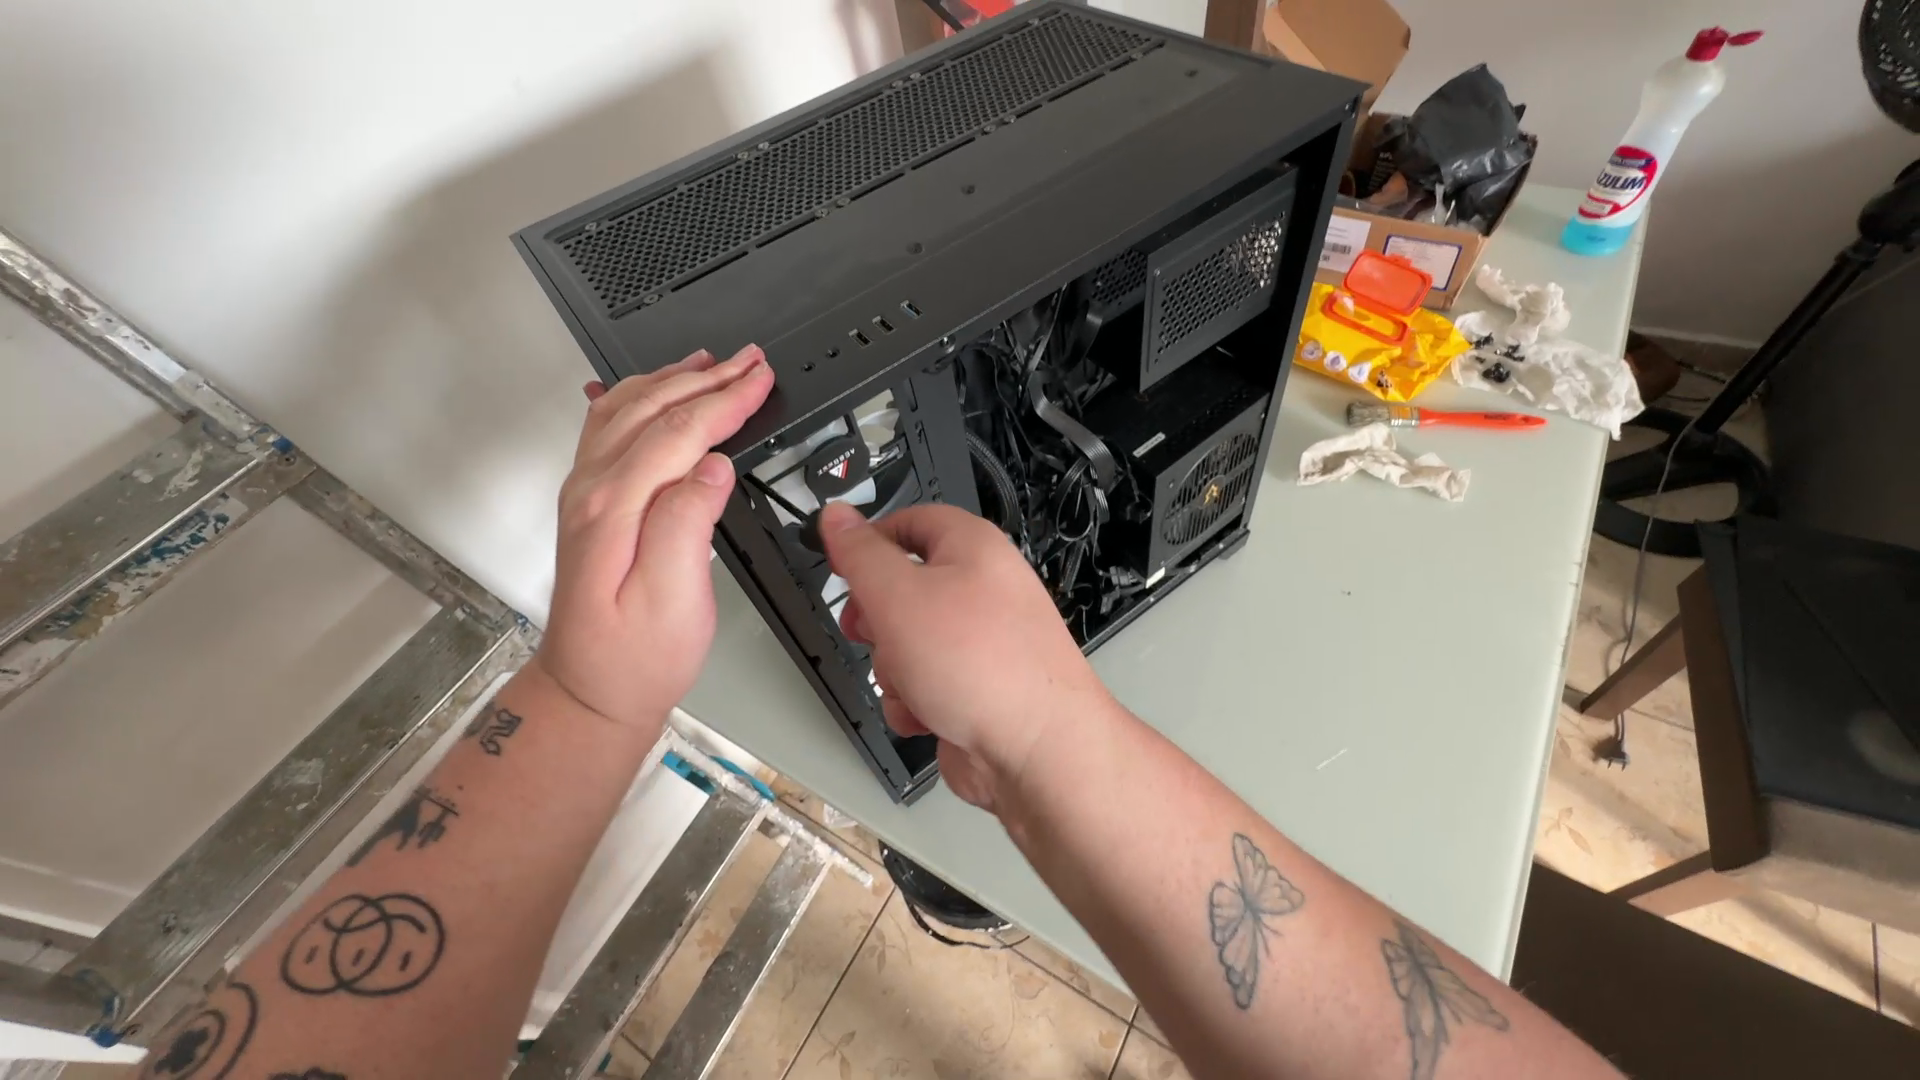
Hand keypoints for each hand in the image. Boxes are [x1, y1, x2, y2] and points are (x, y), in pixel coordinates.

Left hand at [531, 345, 773, 728]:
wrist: (590, 690)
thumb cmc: (636, 656)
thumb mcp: (674, 598)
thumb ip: (689, 523)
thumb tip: (713, 466)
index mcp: (616, 507)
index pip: (679, 430)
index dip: (726, 399)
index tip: (761, 379)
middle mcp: (593, 491)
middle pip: (653, 408)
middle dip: (708, 377)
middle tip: (751, 361)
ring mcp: (586, 494)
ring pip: (627, 410)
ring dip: (673, 378)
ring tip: (711, 361)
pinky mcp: (591, 504)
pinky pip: (609, 429)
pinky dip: (639, 398)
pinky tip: (653, 391)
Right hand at [819, 502, 1114, 813]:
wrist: (1036, 750)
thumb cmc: (985, 666)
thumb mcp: (899, 597)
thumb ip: (862, 555)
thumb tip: (838, 516)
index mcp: (973, 548)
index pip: (910, 522)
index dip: (870, 540)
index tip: (842, 565)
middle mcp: (983, 589)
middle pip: (904, 588)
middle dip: (878, 619)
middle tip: (872, 631)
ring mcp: (982, 641)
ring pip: (908, 642)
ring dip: (894, 668)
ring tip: (912, 682)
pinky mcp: (976, 686)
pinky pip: (925, 683)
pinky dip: (915, 701)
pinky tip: (926, 713)